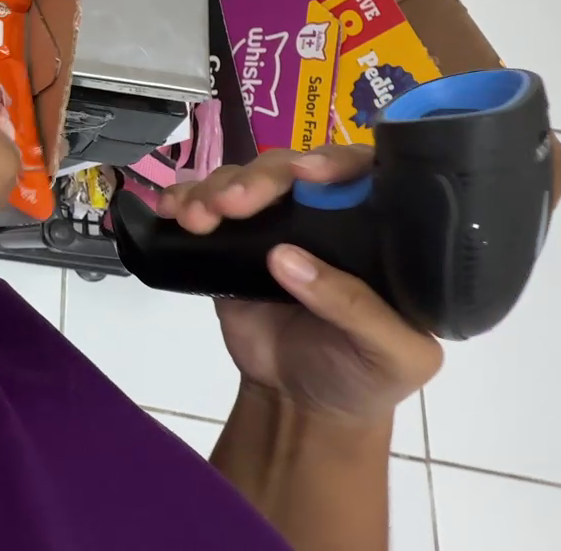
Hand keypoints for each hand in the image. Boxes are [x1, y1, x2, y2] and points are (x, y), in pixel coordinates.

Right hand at [158, 146, 443, 422]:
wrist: (296, 400)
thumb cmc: (363, 376)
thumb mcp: (390, 354)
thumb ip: (353, 307)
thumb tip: (284, 257)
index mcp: (374, 236)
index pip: (365, 175)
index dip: (337, 160)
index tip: (304, 172)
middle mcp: (322, 218)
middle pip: (287, 170)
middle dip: (254, 179)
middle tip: (229, 206)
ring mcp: (269, 226)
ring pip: (239, 179)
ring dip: (211, 189)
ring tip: (193, 219)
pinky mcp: (226, 240)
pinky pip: (201, 203)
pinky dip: (181, 198)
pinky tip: (169, 210)